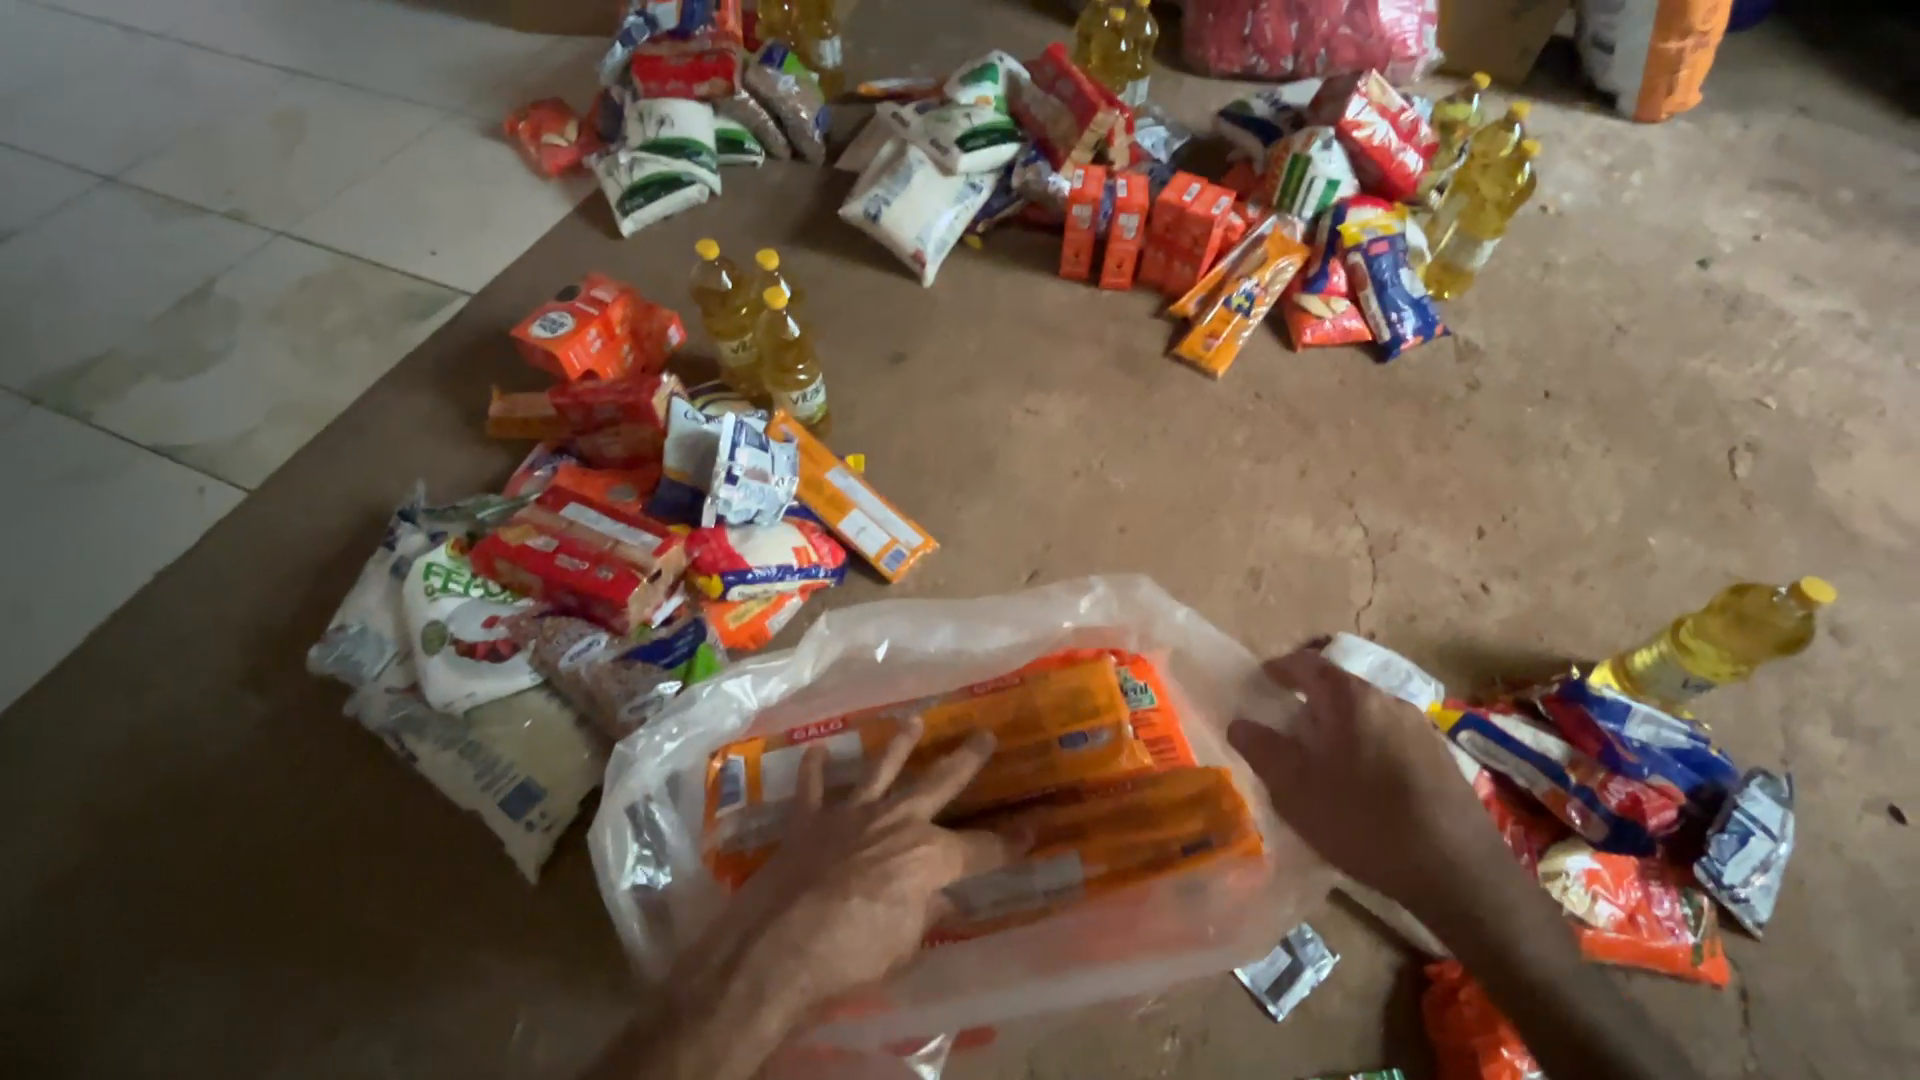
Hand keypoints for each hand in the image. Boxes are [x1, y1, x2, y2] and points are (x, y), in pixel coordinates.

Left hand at [691, 720, 1024, 1013]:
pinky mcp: (808, 820)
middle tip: (985, 735)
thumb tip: (941, 898)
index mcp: (930, 858)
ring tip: (914, 721)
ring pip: (880, 768)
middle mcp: (897, 822)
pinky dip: (815, 768)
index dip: (1011, 842)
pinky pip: (813, 786)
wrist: (776, 951)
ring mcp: (850, 815)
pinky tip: (817, 750)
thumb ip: (926, 915)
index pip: (983, 848)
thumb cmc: (852, 958)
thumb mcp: (905, 947)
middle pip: (939, 784)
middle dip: (966, 760)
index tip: (1033, 829)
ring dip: (898, 744)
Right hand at [1228, 647, 1509, 912]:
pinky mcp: (1441, 760)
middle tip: (1285, 729)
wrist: (1457, 870)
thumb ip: (1262, 749)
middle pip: (1339, 688)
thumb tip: (1240, 722)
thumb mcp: (1295, 789)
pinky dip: (1366, 748)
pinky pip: (1390, 738)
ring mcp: (1421, 729)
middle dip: (1308, 702)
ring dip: (1340, 728)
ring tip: (1321, 761)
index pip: (1307, 663)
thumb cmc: (1362, 820)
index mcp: (1350, 698)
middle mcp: (1389, 701)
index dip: (1279, 669)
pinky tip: (1361, 787)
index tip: (1261, 682)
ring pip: (1366, 715)